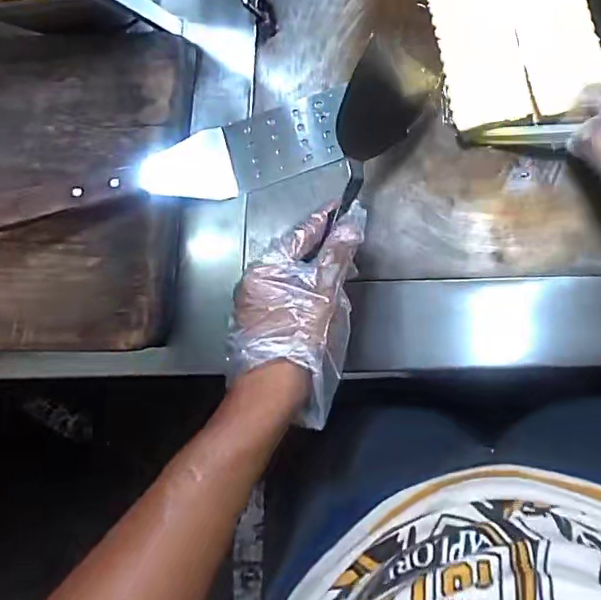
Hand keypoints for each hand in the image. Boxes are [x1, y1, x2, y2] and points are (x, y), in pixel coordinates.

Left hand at [227, 200, 365, 428]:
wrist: (270, 391)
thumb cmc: (298, 341)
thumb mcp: (325, 294)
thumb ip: (336, 256)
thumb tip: (349, 226)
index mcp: (267, 269)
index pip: (300, 234)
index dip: (323, 220)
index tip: (339, 208)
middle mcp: (252, 282)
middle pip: (293, 255)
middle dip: (320, 249)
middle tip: (346, 244)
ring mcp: (251, 304)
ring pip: (287, 277)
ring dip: (312, 272)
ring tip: (337, 274)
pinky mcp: (254, 324)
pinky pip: (282, 295)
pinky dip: (301, 291)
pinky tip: (318, 302)